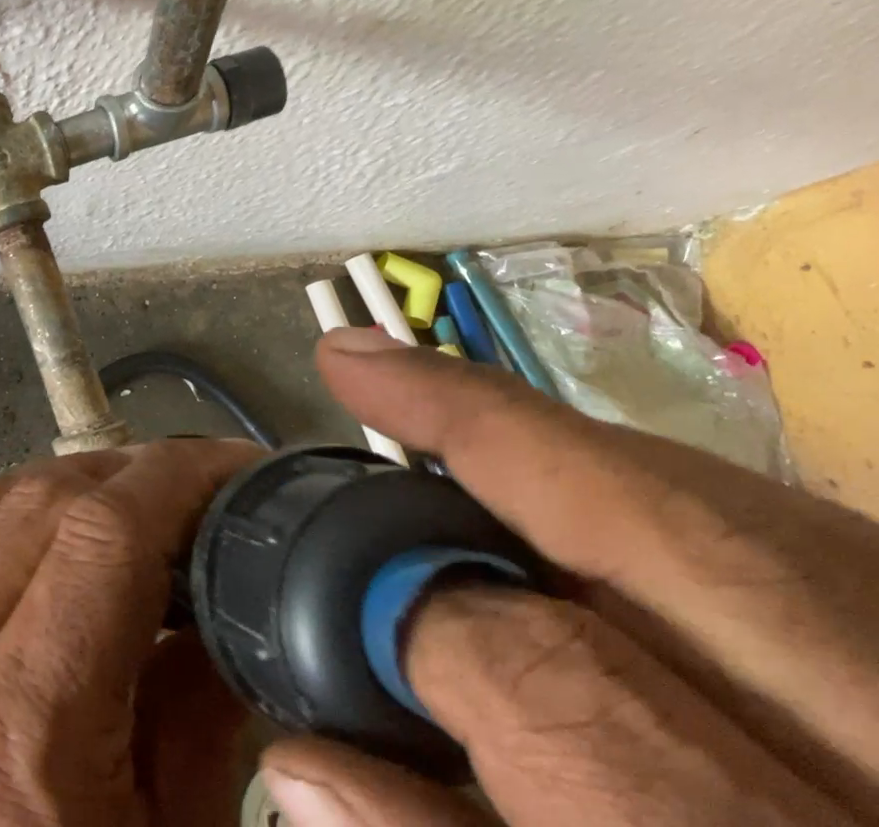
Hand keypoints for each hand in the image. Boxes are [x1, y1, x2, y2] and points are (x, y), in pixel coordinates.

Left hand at [0, 438, 263, 826]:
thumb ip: (199, 708)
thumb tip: (218, 603)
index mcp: (17, 726)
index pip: (96, 537)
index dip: (174, 479)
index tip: (234, 467)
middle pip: (33, 503)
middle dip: (126, 471)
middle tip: (200, 481)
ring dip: (67, 484)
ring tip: (140, 497)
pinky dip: (14, 518)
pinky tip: (66, 535)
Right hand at [263, 327, 878, 826]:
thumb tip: (304, 761)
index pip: (550, 681)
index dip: (414, 613)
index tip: (330, 586)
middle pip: (689, 541)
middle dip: (495, 440)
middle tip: (364, 367)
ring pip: (775, 521)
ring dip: (588, 456)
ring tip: (464, 417)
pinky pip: (834, 549)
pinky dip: (696, 506)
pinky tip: (607, 496)